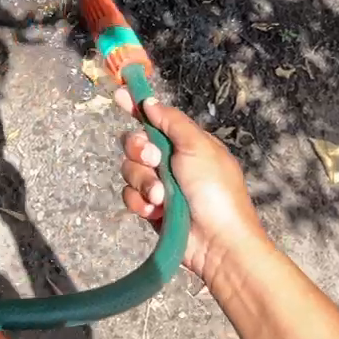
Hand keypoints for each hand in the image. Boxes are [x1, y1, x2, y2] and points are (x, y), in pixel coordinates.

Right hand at [116, 92, 267, 285]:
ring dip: (143, 182)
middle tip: (153, 159)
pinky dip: (140, 203)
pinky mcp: (150, 207)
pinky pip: (129, 195)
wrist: (218, 243)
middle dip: (139, 150)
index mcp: (186, 144)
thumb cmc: (215, 191)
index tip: (120, 95)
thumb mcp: (199, 147)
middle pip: (135, 142)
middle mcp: (170, 161)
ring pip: (129, 169)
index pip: (156, 119)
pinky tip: (156, 211)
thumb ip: (172, 121)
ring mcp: (158, 184)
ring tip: (160, 197)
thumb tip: (150, 101)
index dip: (137, 107)